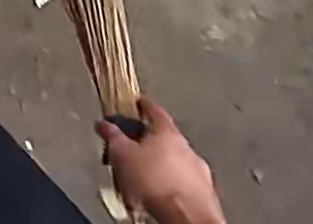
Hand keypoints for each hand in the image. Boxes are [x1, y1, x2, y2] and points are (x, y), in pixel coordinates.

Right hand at [96, 97, 226, 223]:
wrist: (188, 222)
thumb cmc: (155, 182)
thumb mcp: (121, 152)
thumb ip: (112, 135)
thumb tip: (104, 125)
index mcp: (169, 133)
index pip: (155, 110)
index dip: (144, 105)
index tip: (138, 101)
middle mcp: (189, 151)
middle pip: (166, 139)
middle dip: (149, 142)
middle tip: (132, 147)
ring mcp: (202, 177)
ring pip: (177, 164)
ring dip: (162, 166)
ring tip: (142, 177)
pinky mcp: (208, 201)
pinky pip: (185, 186)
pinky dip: (171, 186)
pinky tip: (158, 194)